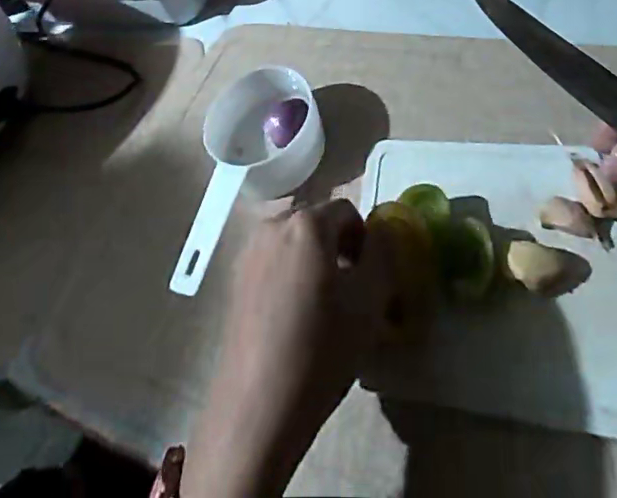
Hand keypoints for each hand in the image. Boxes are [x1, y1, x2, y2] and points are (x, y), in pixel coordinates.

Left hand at [186, 200, 394, 497]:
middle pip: (317, 225)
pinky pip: (273, 265)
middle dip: (338, 249)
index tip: (371, 277)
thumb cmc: (322, 346)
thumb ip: (383, 253)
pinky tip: (296, 319)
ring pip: (294, 245)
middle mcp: (272, 227)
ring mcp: (248, 255)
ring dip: (314, 263)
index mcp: (307, 223)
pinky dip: (290, 278)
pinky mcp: (234, 283)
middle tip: (352, 291)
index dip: (365, 239)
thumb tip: (381, 232)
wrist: (258, 404)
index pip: (347, 211)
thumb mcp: (370, 299)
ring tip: (324, 307)